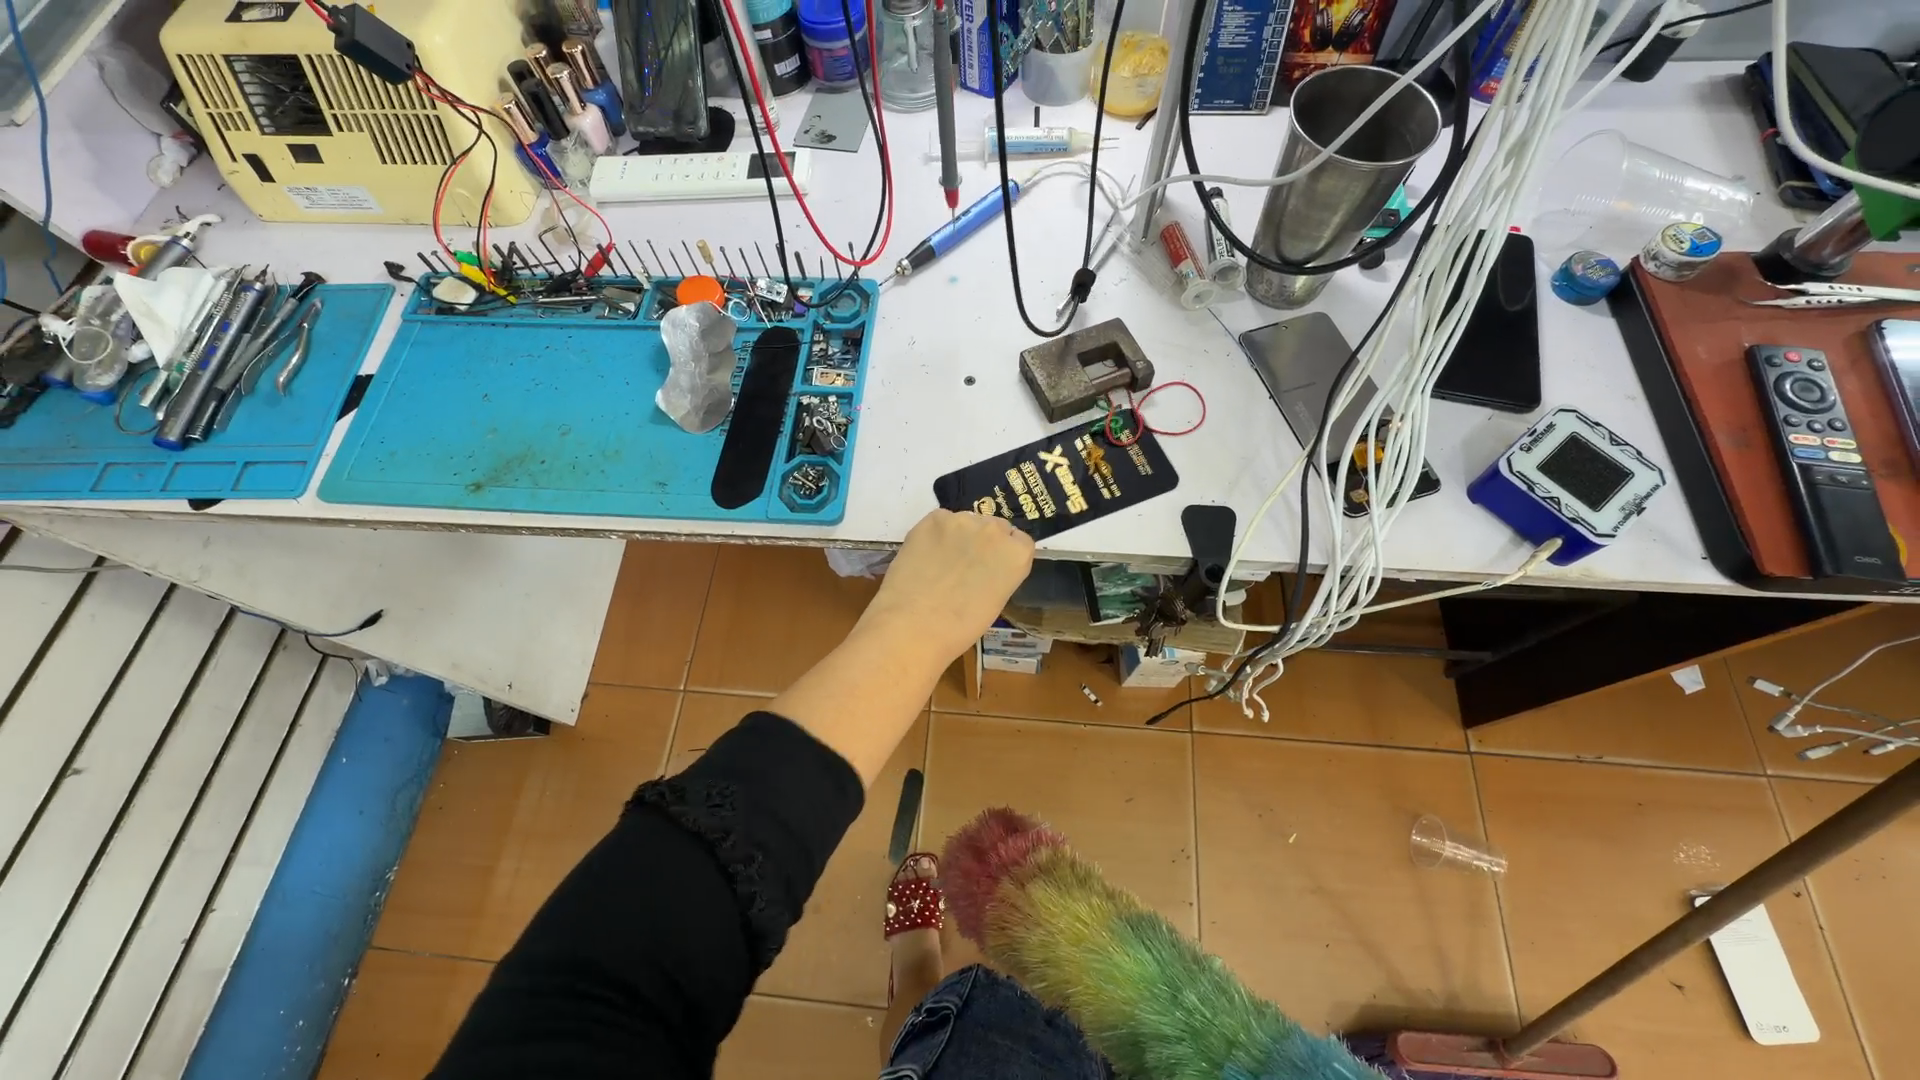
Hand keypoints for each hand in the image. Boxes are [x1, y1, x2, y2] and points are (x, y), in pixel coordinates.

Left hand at [856, 509, 1035, 665]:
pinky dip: (935, 535)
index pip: (1020, 541)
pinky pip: (940, 521)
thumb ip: (999, 574)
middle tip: (965, 564)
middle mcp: (995, 530)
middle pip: (995, 526)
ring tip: (941, 562)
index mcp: (1018, 554)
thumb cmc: (959, 628)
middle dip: (984, 541)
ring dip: (959, 536)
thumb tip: (986, 567)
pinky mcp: (934, 518)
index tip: (992, 566)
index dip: (1004, 553)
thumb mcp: (995, 602)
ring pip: (966, 522)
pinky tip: (925, 556)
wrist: (914, 625)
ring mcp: (963, 520)